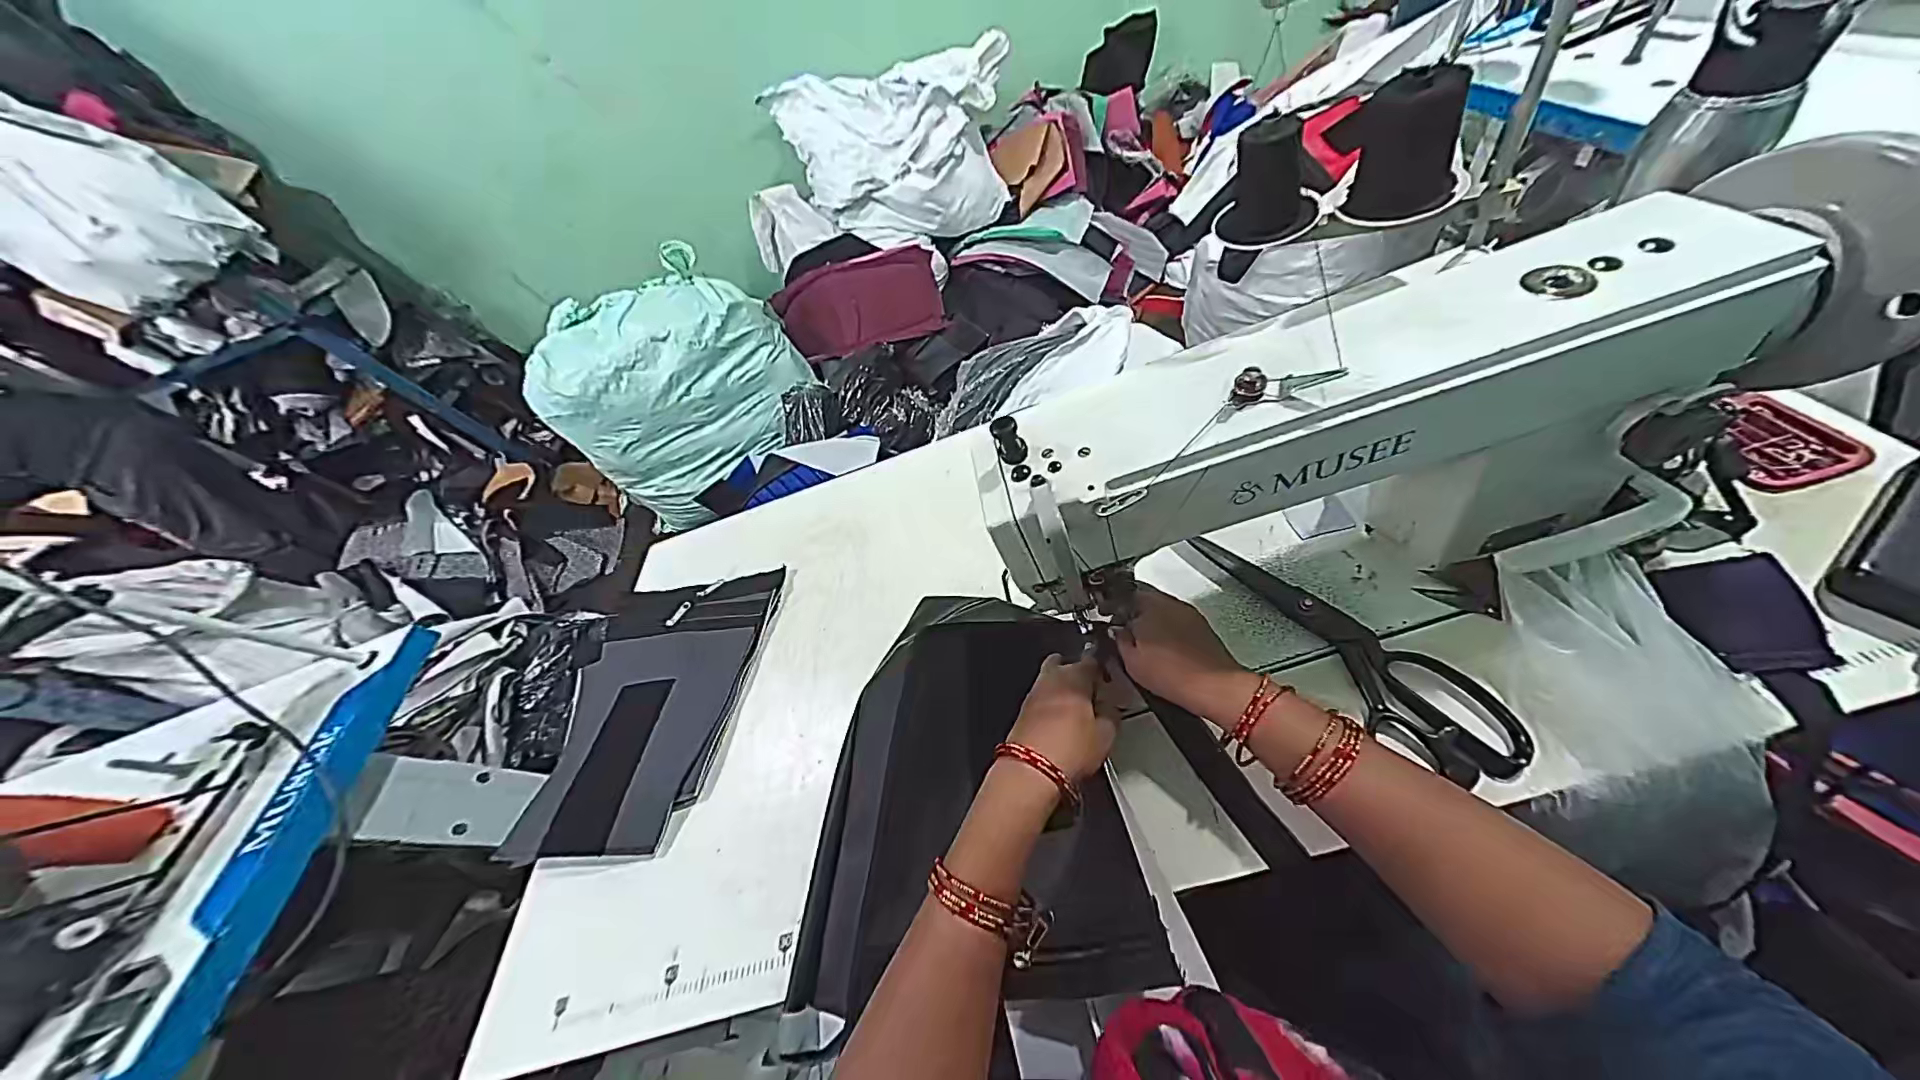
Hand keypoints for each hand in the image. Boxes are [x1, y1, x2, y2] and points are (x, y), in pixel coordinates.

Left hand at [1005, 652, 1120, 783]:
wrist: (1030, 769)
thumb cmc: (1070, 748)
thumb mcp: (1106, 735)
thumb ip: (1111, 715)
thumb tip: (1109, 708)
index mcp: (1075, 676)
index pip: (1091, 661)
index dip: (1102, 669)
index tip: (1107, 680)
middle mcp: (1051, 678)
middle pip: (1064, 664)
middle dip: (1077, 673)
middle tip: (1090, 692)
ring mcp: (1033, 693)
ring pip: (1050, 680)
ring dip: (1062, 688)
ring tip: (1076, 709)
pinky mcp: (1022, 711)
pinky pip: (1041, 698)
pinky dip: (1050, 702)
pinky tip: (1059, 720)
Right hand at [1111, 583, 1259, 726]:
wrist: (1214, 687)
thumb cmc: (1176, 674)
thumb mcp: (1130, 660)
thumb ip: (1118, 639)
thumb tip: (1116, 633)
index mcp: (1150, 604)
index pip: (1123, 594)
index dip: (1111, 606)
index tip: (1105, 614)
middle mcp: (1171, 603)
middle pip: (1144, 600)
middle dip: (1131, 614)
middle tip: (1122, 630)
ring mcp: (1189, 615)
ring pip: (1162, 612)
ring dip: (1150, 623)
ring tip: (1143, 646)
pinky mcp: (1202, 629)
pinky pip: (1177, 624)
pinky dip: (1168, 633)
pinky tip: (1164, 653)